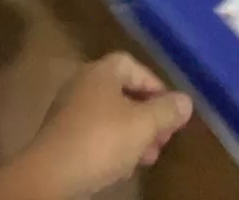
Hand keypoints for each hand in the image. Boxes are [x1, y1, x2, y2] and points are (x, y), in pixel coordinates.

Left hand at [0, 53, 193, 198]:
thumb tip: (186, 100)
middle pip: (123, 91)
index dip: (155, 85)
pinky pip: (96, 131)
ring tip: (148, 157)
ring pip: (111, 115)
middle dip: (147, 115)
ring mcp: (70, 107)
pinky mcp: (63, 133)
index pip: (133, 65)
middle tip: (164, 139)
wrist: (52, 173)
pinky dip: (113, 144)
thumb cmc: (101, 139)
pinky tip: (122, 166)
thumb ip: (166, 111)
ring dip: (133, 133)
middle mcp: (83, 82)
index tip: (171, 111)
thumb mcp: (142, 125)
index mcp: (101, 71)